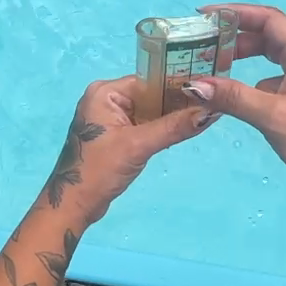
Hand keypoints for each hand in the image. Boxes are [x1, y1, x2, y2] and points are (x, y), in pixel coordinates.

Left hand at [41, 76, 217, 223]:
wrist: (73, 205)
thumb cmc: (99, 170)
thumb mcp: (138, 145)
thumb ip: (174, 126)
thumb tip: (211, 110)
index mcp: (105, 92)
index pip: (150, 81)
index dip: (178, 86)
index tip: (209, 90)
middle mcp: (106, 99)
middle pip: (151, 95)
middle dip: (178, 102)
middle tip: (212, 104)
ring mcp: (110, 118)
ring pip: (150, 111)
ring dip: (172, 117)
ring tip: (205, 115)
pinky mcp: (115, 136)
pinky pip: (144, 125)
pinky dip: (161, 129)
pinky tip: (184, 130)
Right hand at [184, 4, 285, 198]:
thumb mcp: (273, 117)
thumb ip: (234, 98)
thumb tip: (195, 85)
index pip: (269, 19)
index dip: (236, 13)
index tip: (205, 16)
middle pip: (268, 34)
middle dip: (235, 35)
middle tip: (204, 43)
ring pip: (271, 55)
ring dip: (243, 56)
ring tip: (214, 64)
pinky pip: (273, 76)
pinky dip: (252, 79)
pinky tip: (235, 94)